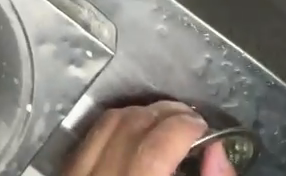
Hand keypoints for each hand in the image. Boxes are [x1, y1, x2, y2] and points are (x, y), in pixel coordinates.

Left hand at [64, 102, 234, 175]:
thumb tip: (218, 150)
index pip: (153, 150)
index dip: (183, 129)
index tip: (203, 128)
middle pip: (129, 128)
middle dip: (166, 115)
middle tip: (190, 121)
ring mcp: (75, 175)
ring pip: (106, 125)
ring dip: (141, 116)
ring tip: (166, 124)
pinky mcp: (67, 174)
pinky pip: (87, 138)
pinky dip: (114, 128)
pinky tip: (135, 133)